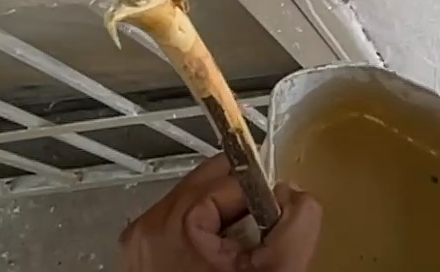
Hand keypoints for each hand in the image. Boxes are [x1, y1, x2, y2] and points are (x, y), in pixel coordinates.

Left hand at [120, 154, 321, 271]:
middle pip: (213, 177)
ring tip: (231, 258)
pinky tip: (214, 264)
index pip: (237, 177)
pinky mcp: (140, 255)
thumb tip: (288, 191)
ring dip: (224, 216)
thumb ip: (299, 218)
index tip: (263, 234)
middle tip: (249, 244)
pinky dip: (205, 231)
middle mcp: (148, 228)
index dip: (260, 204)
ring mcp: (139, 243)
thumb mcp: (281, 270)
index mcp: (176, 224)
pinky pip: (183, 218)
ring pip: (200, 195)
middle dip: (241, 204)